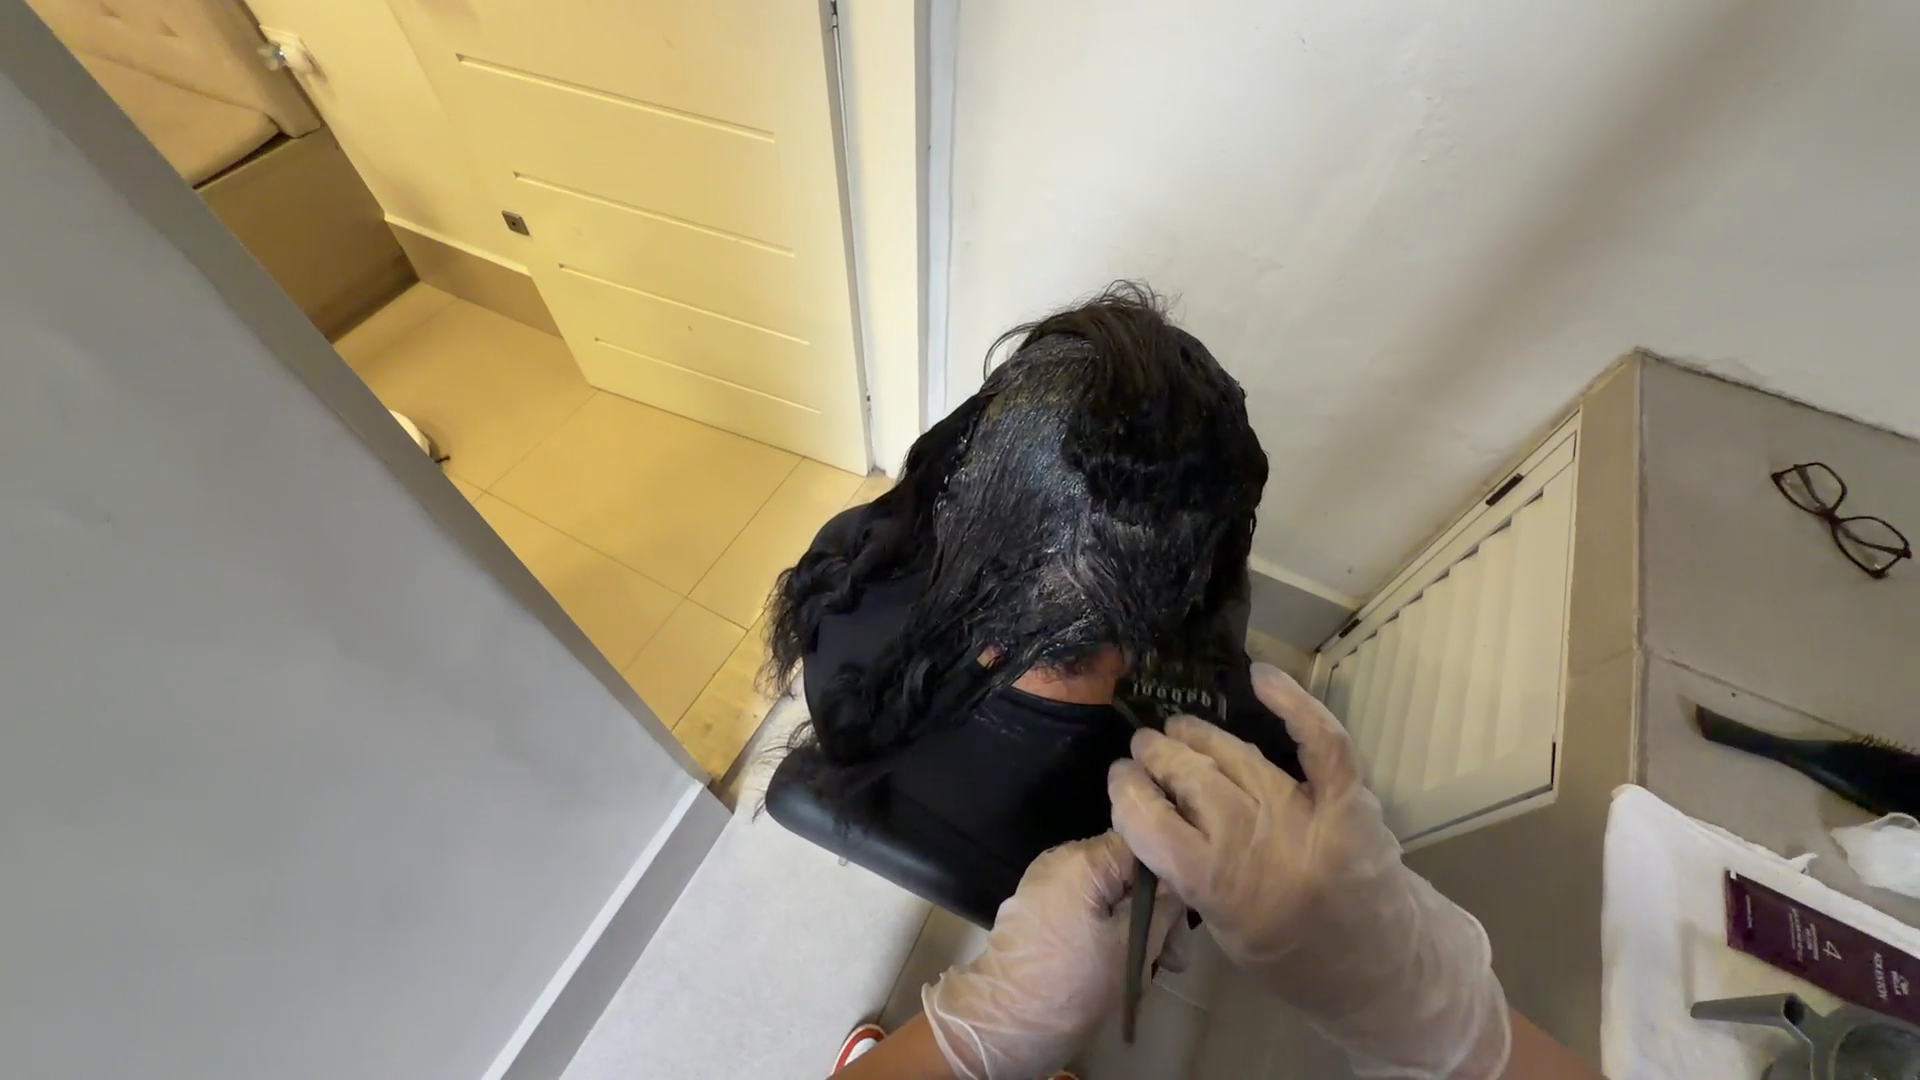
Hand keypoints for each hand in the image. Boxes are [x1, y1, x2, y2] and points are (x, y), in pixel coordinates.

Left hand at [921, 832, 1178, 1079]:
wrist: (1004, 1020)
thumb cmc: (1071, 982)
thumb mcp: (1129, 948)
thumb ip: (1160, 908)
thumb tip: (1177, 883)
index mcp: (1082, 858)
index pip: (1139, 845)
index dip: (1168, 878)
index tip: (1183, 921)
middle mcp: (1060, 858)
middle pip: (1122, 871)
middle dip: (1153, 912)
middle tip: (1173, 960)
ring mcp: (1044, 882)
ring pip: (1105, 892)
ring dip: (1131, 924)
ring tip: (1148, 970)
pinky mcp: (1037, 906)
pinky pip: (1083, 904)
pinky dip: (1104, 927)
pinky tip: (1118, 963)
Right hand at [1108, 663, 1510, 1079]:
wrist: (1385, 973)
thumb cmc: (1290, 958)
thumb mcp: (1221, 929)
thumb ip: (1187, 869)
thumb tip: (1152, 809)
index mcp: (1217, 885)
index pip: (1147, 819)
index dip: (1124, 790)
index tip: (1120, 778)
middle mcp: (1255, 841)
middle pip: (1187, 776)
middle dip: (1154, 755)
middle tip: (1143, 750)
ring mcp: (1303, 813)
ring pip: (1233, 753)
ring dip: (1195, 735)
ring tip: (1177, 730)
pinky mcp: (1346, 799)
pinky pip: (1321, 741)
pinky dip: (1294, 703)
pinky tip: (1261, 675)